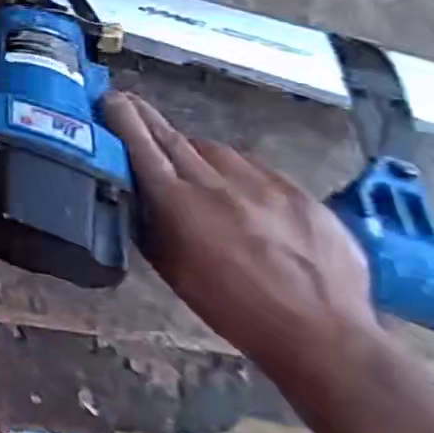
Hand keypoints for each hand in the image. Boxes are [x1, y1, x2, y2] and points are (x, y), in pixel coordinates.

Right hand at [101, 91, 381, 369]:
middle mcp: (218, 185)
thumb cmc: (228, 304)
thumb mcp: (168, 262)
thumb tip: (134, 192)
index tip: (110, 98)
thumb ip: (148, 219)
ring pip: (217, 151)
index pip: (142, 145)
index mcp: (177, 202)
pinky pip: (258, 170)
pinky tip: (237, 187)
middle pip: (175, 138)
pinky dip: (237, 170)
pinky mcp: (303, 197)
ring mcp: (266, 188)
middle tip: (129, 104)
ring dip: (193, 148)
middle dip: (149, 119)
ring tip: (186, 158)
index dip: (124, 118)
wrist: (324, 335)